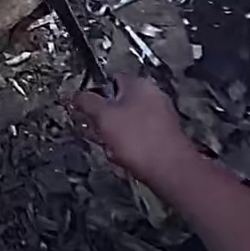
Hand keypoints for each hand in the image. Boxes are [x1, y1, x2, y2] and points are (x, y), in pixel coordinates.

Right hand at [73, 74, 207, 191]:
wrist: (172, 171)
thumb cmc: (136, 139)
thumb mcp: (102, 116)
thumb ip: (86, 101)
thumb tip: (77, 96)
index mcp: (139, 84)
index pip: (112, 79)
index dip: (97, 93)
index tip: (89, 109)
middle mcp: (154, 96)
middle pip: (119, 102)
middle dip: (105, 118)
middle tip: (98, 131)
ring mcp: (163, 117)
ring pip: (127, 121)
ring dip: (115, 134)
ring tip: (112, 149)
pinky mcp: (167, 137)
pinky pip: (140, 136)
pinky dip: (131, 145)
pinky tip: (126, 158)